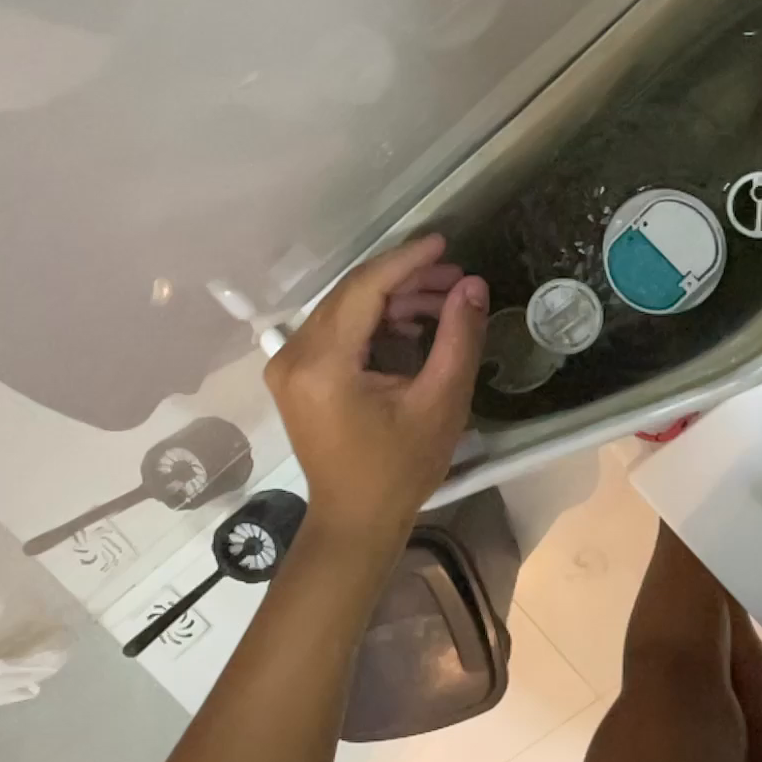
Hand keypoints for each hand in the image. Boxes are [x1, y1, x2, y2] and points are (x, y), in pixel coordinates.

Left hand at [266, 234, 487, 542]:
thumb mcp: (441, 402)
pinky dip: (376, 321)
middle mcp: (294, 355)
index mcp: (323, 363)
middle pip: (352, 293)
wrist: (356, 518)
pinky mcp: (297, 375)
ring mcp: (289, 365)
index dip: (407, 260)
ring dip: (394, 299)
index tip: (444, 244)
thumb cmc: (401, 468)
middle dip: (406, 279)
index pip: (364, 288)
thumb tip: (472, 286)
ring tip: (444, 302)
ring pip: (346, 308)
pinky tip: (414, 326)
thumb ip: (459, 338)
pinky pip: (338, 329)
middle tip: (457, 279)